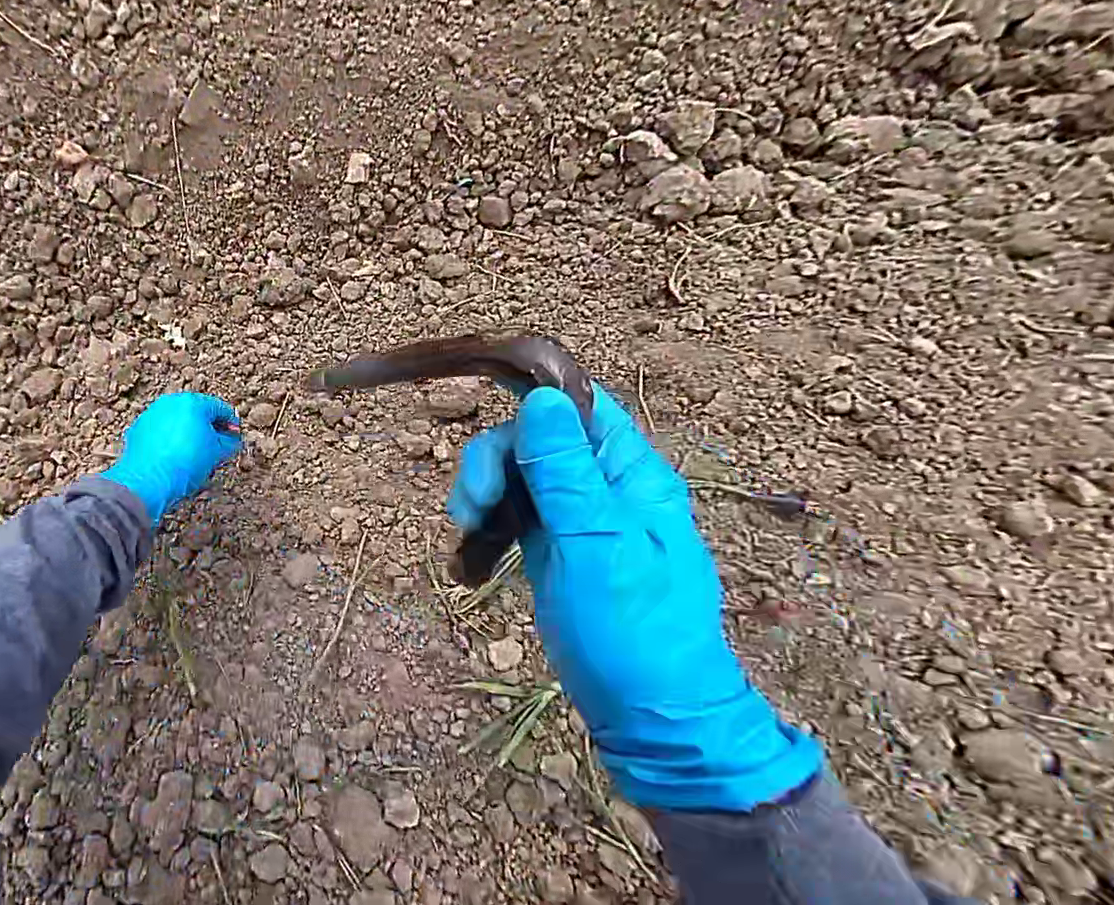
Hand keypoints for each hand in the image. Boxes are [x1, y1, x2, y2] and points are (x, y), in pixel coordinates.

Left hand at [99, 393, 241, 524]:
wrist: (148, 481)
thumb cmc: (185, 463)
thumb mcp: (216, 453)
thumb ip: (229, 442)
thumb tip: (231, 441)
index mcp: (194, 403)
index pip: (221, 409)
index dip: (232, 424)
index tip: (235, 436)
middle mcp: (171, 403)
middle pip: (198, 412)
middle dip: (209, 427)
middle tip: (218, 445)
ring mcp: (152, 414)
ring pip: (178, 420)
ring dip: (189, 432)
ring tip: (196, 453)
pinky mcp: (138, 429)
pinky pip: (161, 430)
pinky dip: (171, 439)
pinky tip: (176, 455)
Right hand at [448, 387, 822, 811]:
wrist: (647, 715)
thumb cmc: (634, 628)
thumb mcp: (597, 542)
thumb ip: (566, 470)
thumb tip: (542, 398)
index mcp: (628, 470)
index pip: (582, 405)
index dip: (536, 398)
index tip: (487, 407)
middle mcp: (599, 483)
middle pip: (534, 437)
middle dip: (494, 460)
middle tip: (471, 506)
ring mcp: (572, 515)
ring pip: (515, 473)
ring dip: (482, 491)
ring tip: (466, 531)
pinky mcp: (549, 545)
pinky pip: (510, 512)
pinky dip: (485, 524)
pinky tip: (469, 555)